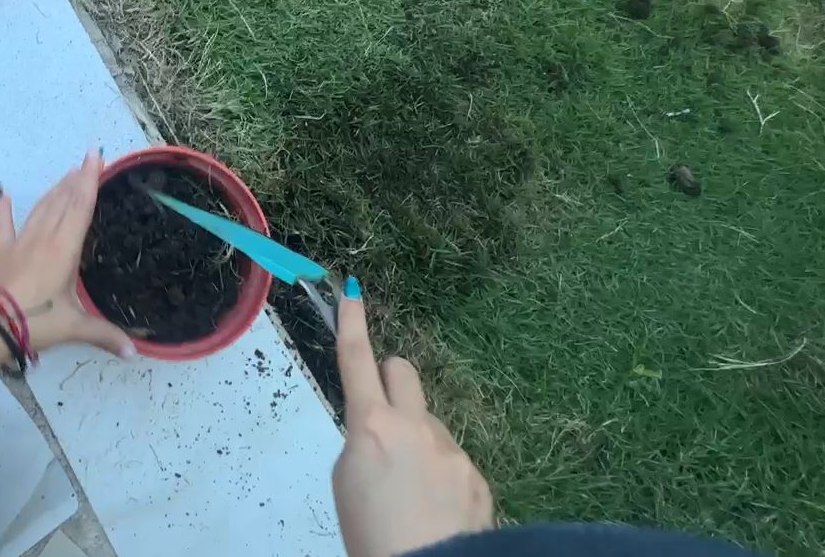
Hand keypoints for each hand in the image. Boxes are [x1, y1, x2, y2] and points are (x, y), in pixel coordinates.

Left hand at [0, 150, 135, 357]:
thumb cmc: (35, 321)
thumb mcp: (73, 327)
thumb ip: (104, 335)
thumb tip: (134, 353)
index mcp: (64, 248)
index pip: (81, 206)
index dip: (89, 179)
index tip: (95, 156)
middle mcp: (44, 237)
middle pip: (63, 201)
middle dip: (76, 179)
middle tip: (87, 161)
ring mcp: (20, 241)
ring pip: (40, 208)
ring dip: (54, 190)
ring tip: (66, 175)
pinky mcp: (2, 251)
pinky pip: (4, 225)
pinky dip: (4, 209)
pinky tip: (4, 193)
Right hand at [331, 282, 492, 556]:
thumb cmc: (370, 532)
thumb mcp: (346, 478)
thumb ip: (361, 439)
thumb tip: (379, 429)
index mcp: (371, 424)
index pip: (356, 358)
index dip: (351, 322)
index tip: (352, 291)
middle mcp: (414, 427)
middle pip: (401, 371)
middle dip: (388, 379)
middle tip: (382, 414)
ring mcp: (451, 451)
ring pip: (427, 421)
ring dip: (416, 438)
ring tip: (412, 490)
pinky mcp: (478, 477)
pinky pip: (451, 457)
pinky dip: (440, 473)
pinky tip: (437, 509)